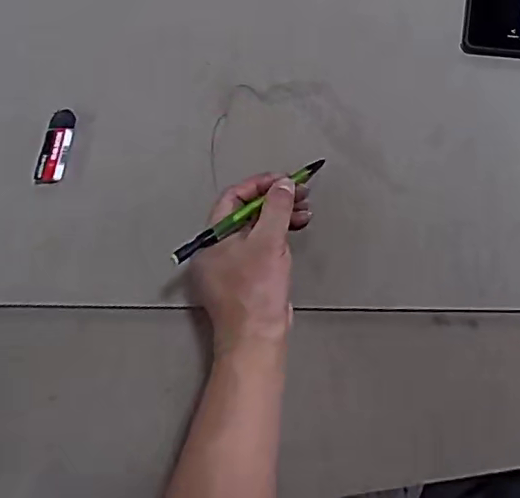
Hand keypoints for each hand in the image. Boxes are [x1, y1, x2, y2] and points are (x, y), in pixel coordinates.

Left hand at [190, 173, 312, 355]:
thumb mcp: (270, 240)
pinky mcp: (246, 277)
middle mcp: (218, 248)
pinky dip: (279, 233)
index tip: (284, 181)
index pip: (234, 197)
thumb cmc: (257, 290)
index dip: (260, 185)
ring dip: (281, 215)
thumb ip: (277, 206)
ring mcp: (231, 264)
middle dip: (275, 199)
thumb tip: (284, 184)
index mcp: (213, 237)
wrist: (257, 339)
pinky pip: (261, 244)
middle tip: (299, 193)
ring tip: (305, 211)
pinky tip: (297, 229)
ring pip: (257, 227)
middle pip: (246, 211)